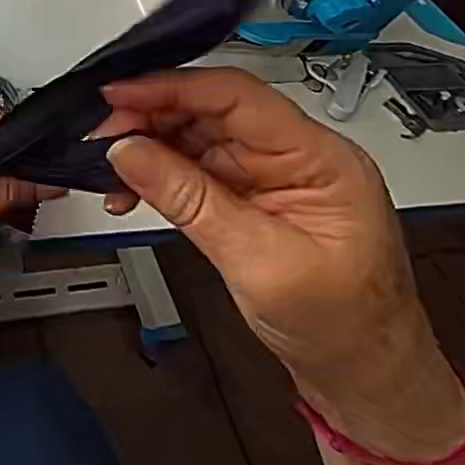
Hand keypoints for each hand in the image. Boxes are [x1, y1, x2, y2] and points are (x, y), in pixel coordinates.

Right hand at [99, 69, 464, 458]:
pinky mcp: (239, 190)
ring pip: (187, 133)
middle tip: (102, 136)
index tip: (118, 96)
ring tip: (109, 167)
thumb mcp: (257, 260)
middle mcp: (290, 155)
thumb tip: (128, 150)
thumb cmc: (344, 326)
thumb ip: (188, 199)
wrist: (361, 377)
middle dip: (146, 116)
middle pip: (205, 108)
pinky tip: (127, 188)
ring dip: (142, 144)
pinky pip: (184, 163)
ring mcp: (263, 172)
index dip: (171, 88)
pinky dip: (149, 171)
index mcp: (320, 159)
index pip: (235, 97)